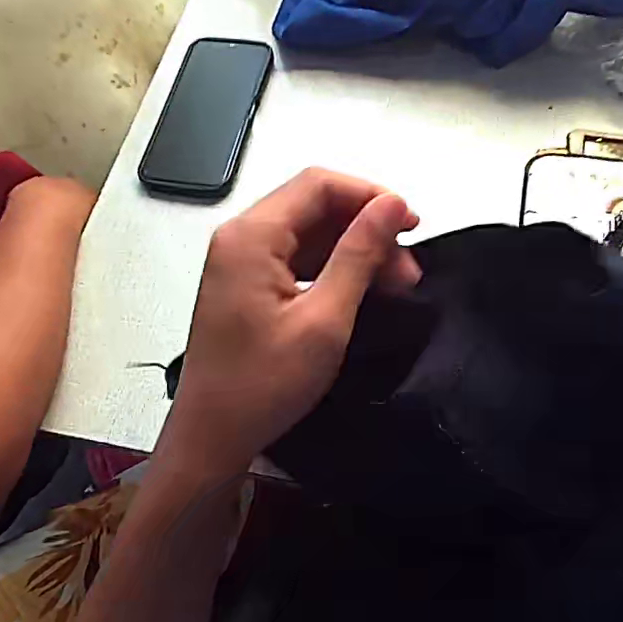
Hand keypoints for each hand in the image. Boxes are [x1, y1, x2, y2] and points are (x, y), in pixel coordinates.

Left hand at [153, 169, 419, 486]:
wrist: (212, 436)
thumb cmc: (262, 386)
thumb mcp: (324, 320)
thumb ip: (359, 255)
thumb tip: (391, 206)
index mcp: (251, 237)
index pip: (319, 185)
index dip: (371, 196)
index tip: (410, 223)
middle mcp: (241, 239)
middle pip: (314, 206)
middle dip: (367, 228)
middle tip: (407, 265)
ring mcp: (241, 262)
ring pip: (310, 234)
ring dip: (355, 251)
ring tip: (396, 283)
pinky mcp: (247, 285)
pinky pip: (298, 259)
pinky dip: (334, 269)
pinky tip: (364, 291)